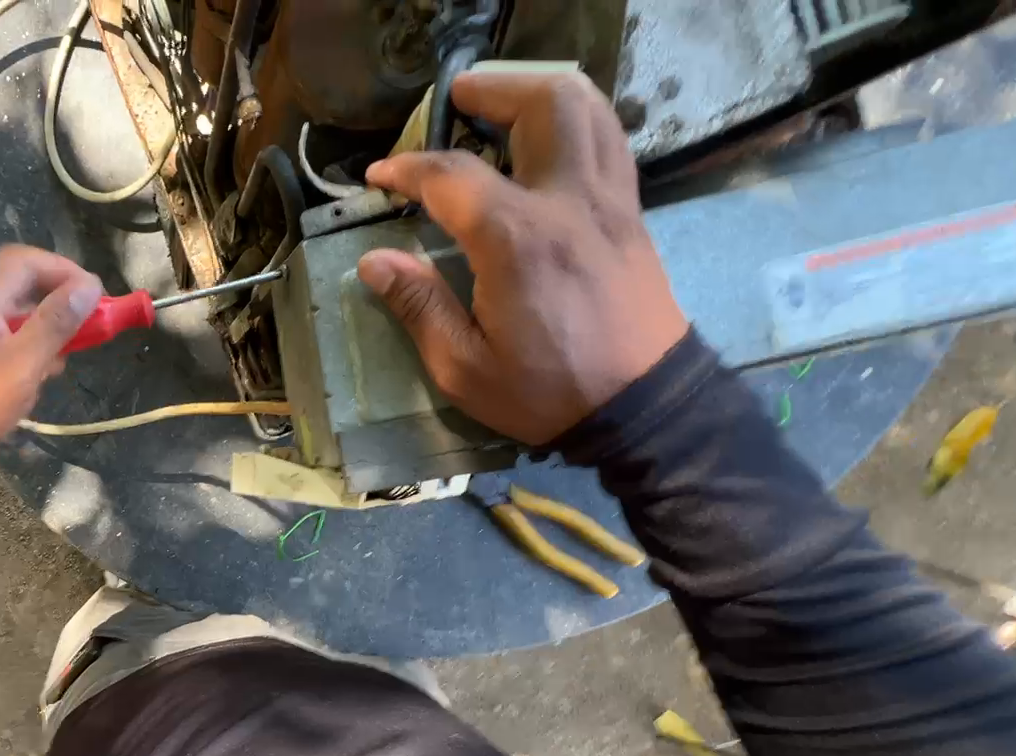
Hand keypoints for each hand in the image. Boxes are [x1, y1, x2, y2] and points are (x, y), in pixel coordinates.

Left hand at [0, 245, 102, 448]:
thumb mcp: (23, 363)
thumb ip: (56, 322)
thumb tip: (88, 285)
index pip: (25, 261)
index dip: (65, 271)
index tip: (95, 296)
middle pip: (18, 286)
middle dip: (55, 304)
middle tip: (84, 327)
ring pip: (10, 316)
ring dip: (41, 331)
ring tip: (62, 360)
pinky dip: (23, 350)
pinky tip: (37, 376)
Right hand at [357, 71, 688, 444]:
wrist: (640, 405)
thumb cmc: (543, 391)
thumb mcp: (462, 366)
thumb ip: (418, 306)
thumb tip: (375, 261)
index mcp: (516, 241)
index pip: (453, 176)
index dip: (408, 168)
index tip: (378, 175)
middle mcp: (567, 203)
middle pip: (544, 105)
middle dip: (494, 90)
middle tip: (455, 101)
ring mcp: (609, 202)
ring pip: (588, 109)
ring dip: (540, 93)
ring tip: (500, 106)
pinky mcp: (630, 213)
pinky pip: (607, 139)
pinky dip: (574, 121)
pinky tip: (546, 143)